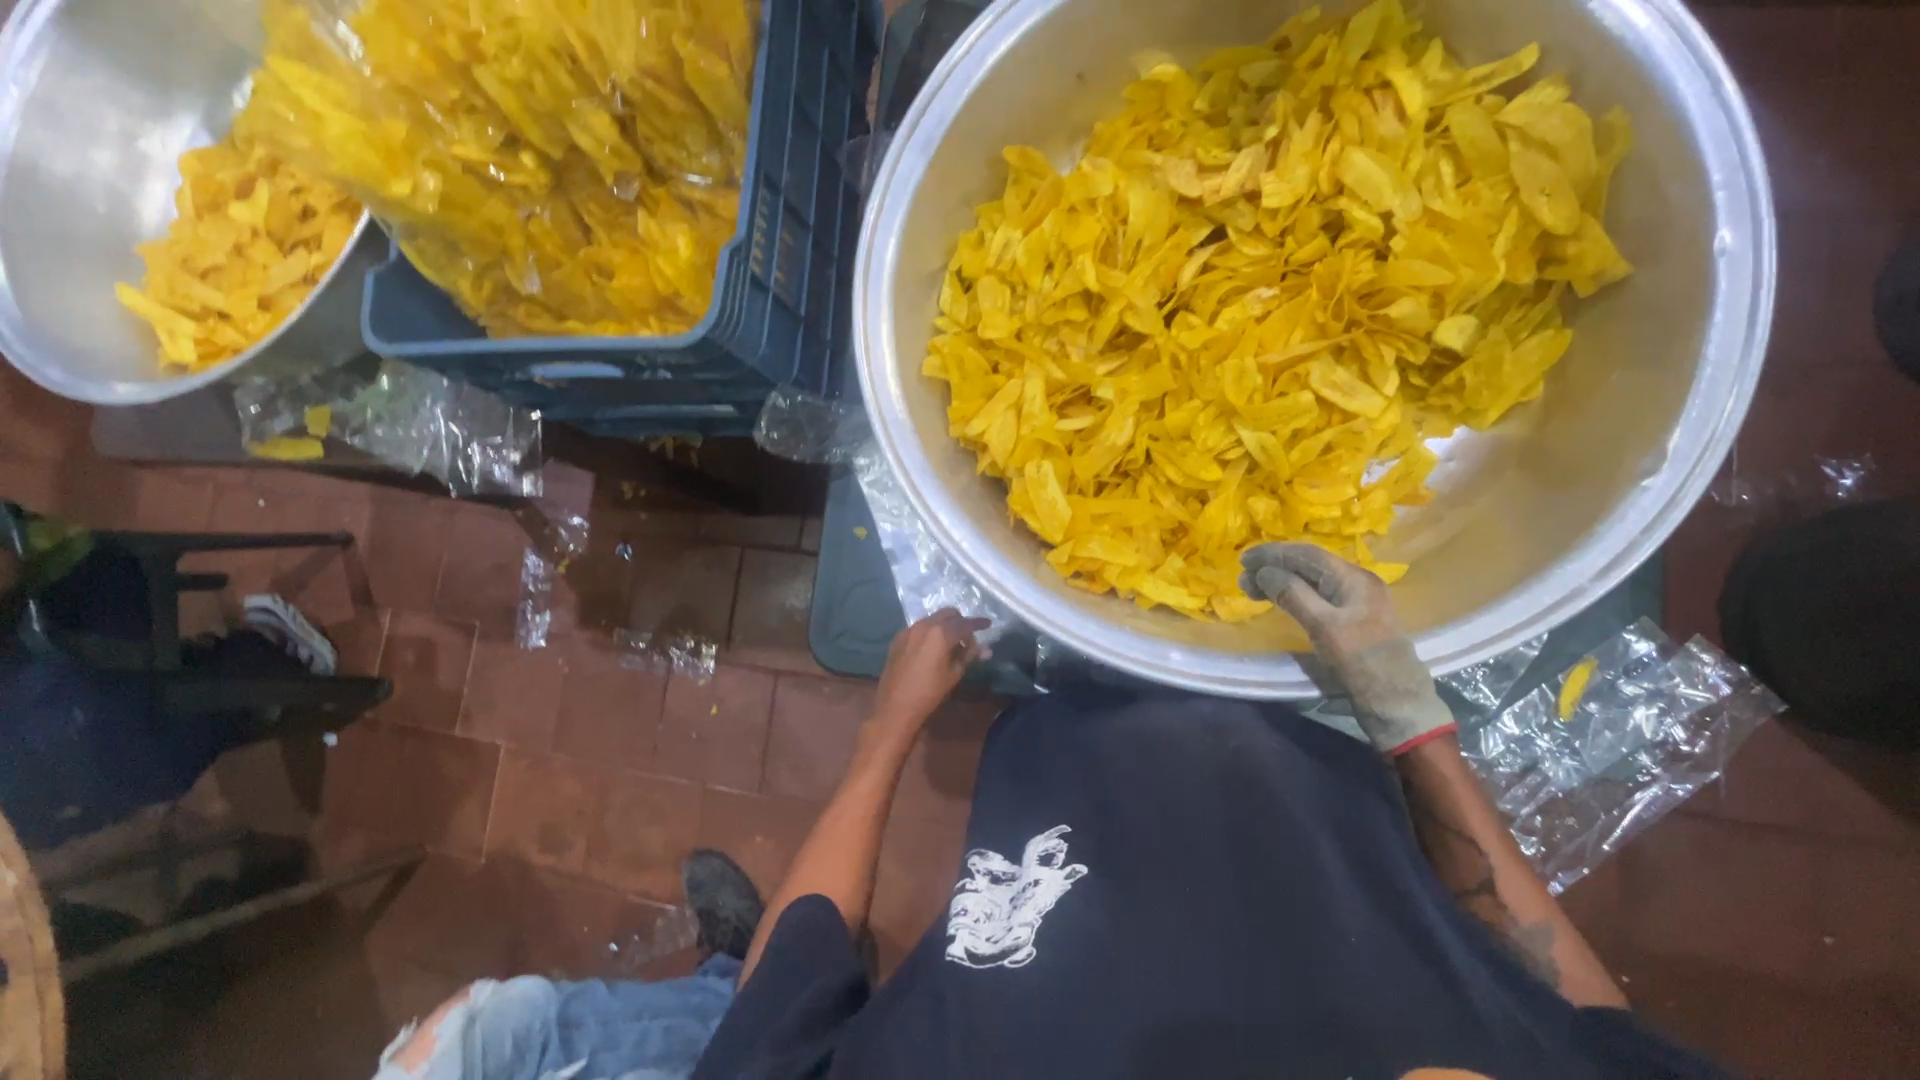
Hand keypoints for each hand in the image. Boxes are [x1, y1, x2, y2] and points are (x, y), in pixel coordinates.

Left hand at [873, 609, 990, 731]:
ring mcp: (909, 630)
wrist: (895, 706)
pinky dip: (930, 631)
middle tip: (968, 638)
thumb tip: (986, 649)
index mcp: (941, 633)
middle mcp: (924, 625)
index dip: (978, 623)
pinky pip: (919, 627)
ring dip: (945, 625)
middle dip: (960, 621)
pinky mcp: (898, 638)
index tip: (988, 624)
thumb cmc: (930, 692)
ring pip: (933, 618)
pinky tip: (932, 648)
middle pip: (948, 614)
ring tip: (951, 644)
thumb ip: (969, 655)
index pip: (965, 623)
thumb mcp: (954, 674)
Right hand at [1240, 543, 1454, 755]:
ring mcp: (1357, 600)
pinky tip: (1281, 601)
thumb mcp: (1323, 626)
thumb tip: (1263, 572)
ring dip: (1282, 582)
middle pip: (1309, 564)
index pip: (1307, 554)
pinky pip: (1318, 595)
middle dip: (1274, 568)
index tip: (1242, 560)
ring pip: (1313, 580)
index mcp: (1353, 578)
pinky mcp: (1354, 618)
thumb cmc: (1360, 661)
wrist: (1396, 699)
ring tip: (1255, 592)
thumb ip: (1292, 594)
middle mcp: (1357, 582)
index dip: (1272, 553)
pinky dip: (1294, 594)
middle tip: (1243, 581)